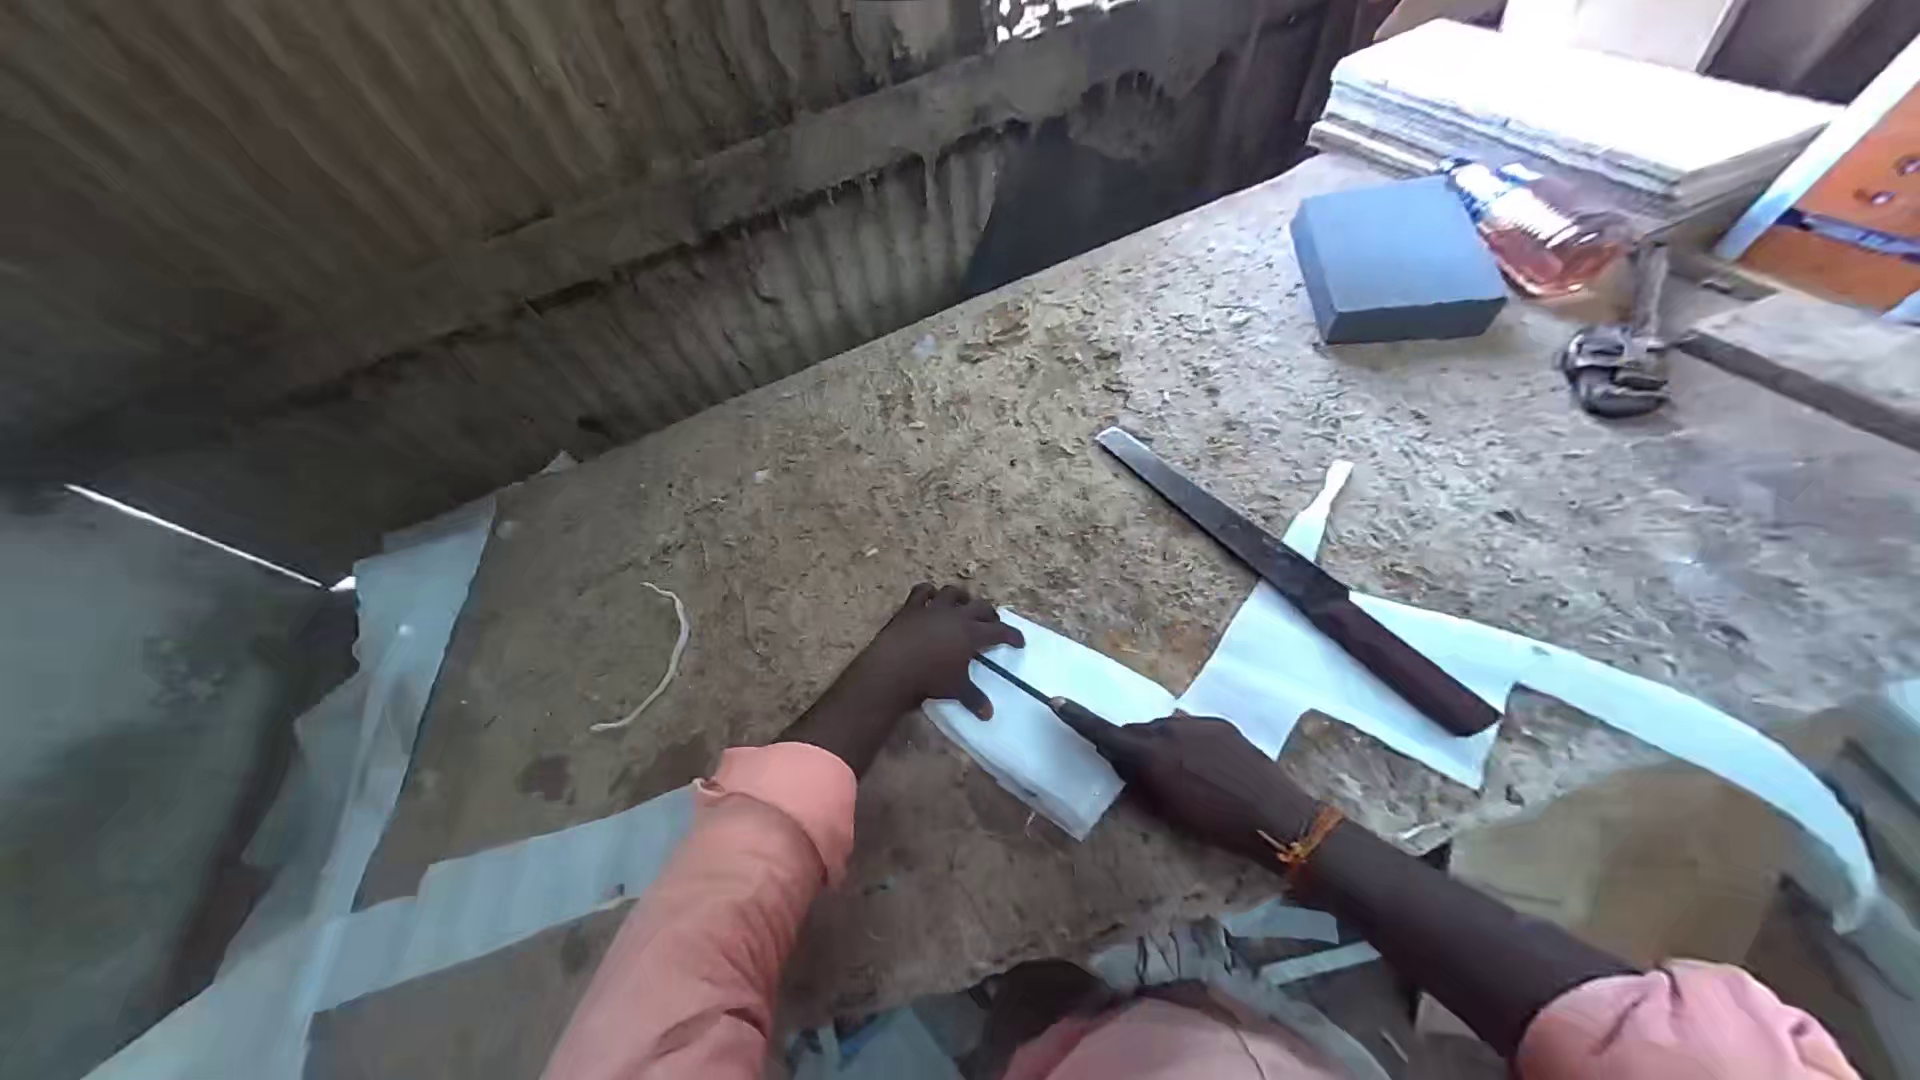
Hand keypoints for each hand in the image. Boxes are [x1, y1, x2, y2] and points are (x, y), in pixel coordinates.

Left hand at [783, 584, 1023, 773]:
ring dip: (962, 596)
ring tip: (965, 603)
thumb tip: (988, 714)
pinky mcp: (912, 607)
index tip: (1019, 641)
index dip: (1012, 635)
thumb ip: (974, 699)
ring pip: (953, 593)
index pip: (999, 631)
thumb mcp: (955, 689)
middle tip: (993, 622)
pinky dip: (929, 591)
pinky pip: (922, 591)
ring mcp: (933, 608)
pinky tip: (931, 595)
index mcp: (971, 634)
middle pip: (981, 607)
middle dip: (990, 614)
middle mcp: (956, 616)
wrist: (894, 667)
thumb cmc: (929, 679)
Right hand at [1055, 709, 1317, 861]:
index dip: (1079, 718)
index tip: (1057, 701)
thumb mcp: (1168, 811)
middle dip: (1133, 747)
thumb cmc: (1214, 824)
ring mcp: (1196, 724)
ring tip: (1182, 773)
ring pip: (1164, 728)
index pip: (1105, 733)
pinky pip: (1190, 728)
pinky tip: (1206, 766)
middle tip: (1143, 773)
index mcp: (1151, 755)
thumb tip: (1119, 761)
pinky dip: (1188, 742)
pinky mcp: (1219, 723)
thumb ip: (1139, 782)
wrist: (1276, 816)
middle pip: (1136, 732)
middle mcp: (1168, 731)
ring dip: (1162, 745)